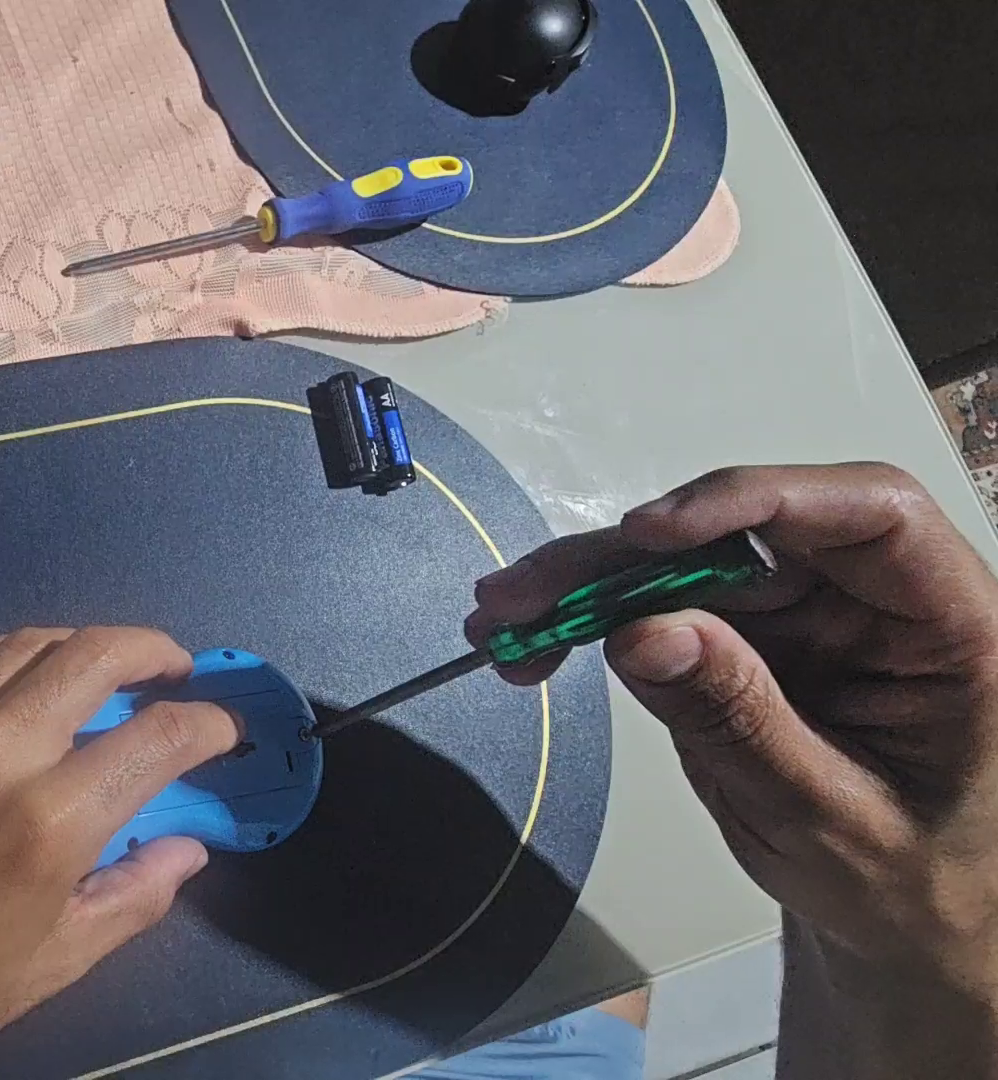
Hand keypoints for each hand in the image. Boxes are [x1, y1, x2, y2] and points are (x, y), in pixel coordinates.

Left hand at [0, 627, 240, 1079]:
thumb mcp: (52, 965)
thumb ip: (135, 894)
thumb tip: (192, 844)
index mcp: (43, 828)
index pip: (153, 739)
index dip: (204, 723)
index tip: (221, 725)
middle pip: (89, 657)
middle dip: (149, 648)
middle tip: (173, 664)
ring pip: (22, 644)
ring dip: (80, 642)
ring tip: (107, 662)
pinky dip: (8, 652)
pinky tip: (25, 670)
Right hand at [468, 464, 997, 1073]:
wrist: (890, 910)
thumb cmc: (905, 878)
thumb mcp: (824, 815)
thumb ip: (738, 720)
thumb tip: (642, 633)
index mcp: (942, 628)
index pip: (863, 513)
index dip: (748, 501)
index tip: (644, 535)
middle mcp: (855, 600)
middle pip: (718, 538)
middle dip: (605, 563)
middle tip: (515, 599)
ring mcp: (782, 614)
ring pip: (658, 567)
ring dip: (568, 591)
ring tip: (498, 626)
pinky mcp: (721, 634)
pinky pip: (632, 607)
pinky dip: (570, 624)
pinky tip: (524, 646)